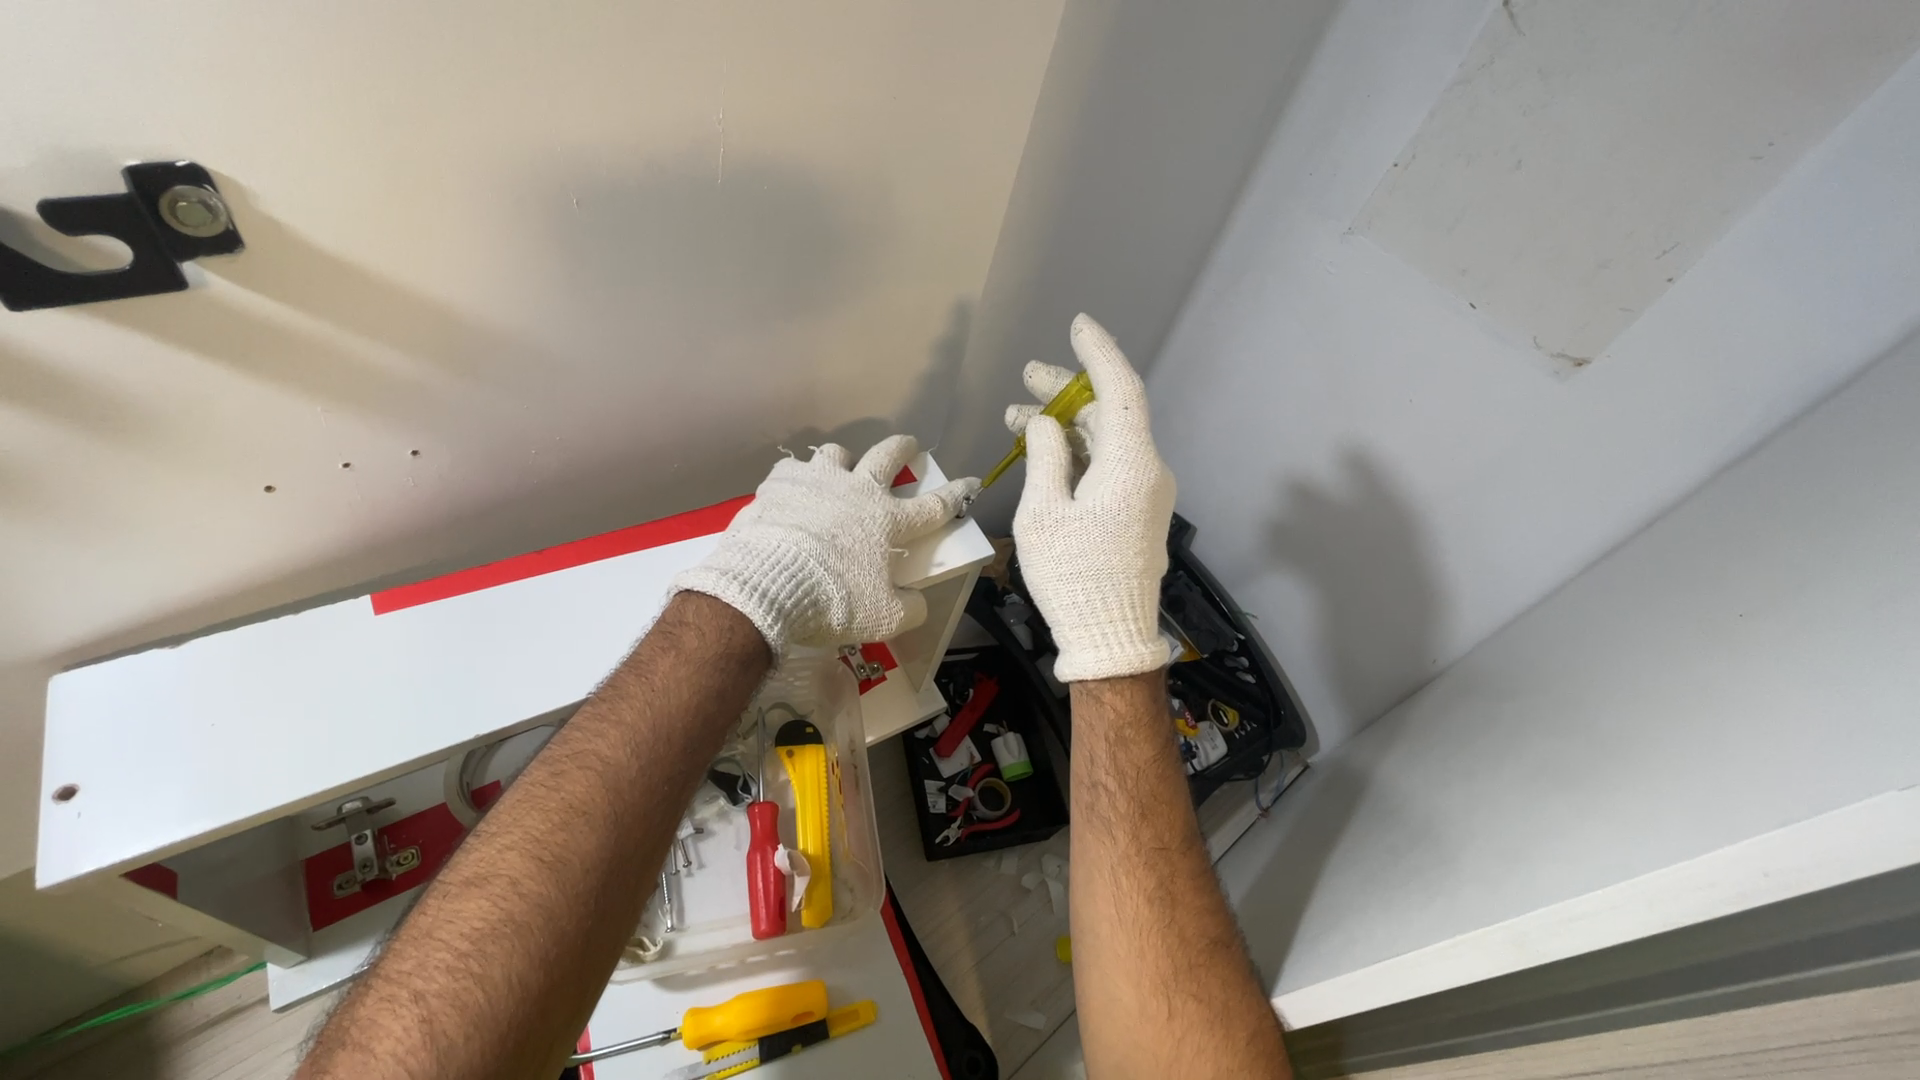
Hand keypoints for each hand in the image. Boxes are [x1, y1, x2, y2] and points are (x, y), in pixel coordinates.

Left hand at [673, 435, 978, 652]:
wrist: (770, 585)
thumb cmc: (835, 601)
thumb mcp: (884, 617)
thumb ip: (909, 608)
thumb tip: (918, 602)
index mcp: (888, 521)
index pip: (934, 506)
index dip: (956, 494)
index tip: (972, 481)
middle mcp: (857, 492)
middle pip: (887, 458)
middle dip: (902, 449)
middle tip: (908, 444)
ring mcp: (816, 483)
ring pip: (836, 455)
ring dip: (843, 460)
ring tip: (839, 470)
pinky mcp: (779, 484)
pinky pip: (791, 471)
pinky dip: (795, 480)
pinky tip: (790, 492)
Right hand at [1006, 314, 1176, 681]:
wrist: (1109, 637)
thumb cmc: (1072, 575)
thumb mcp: (1044, 512)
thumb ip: (1046, 456)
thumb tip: (1047, 424)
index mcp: (1131, 464)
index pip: (1120, 389)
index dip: (1098, 353)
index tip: (1078, 326)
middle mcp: (1148, 471)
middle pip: (1111, 414)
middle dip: (1068, 393)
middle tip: (1027, 378)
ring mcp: (1146, 493)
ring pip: (1107, 441)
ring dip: (1066, 427)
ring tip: (1018, 417)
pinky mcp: (1138, 513)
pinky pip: (1110, 467)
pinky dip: (1078, 454)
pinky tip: (1044, 453)